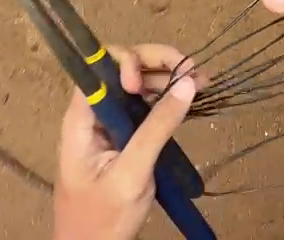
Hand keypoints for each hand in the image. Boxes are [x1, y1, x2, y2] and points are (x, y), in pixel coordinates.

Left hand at [51, 44, 195, 239]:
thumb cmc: (102, 221)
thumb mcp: (132, 174)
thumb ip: (158, 127)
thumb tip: (188, 81)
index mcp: (82, 119)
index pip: (100, 68)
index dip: (127, 62)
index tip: (147, 84)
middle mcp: (95, 113)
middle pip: (123, 67)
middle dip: (157, 62)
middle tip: (192, 70)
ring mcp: (111, 123)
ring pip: (138, 83)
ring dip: (168, 76)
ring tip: (201, 80)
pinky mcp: (126, 136)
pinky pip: (146, 104)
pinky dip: (168, 96)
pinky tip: (191, 95)